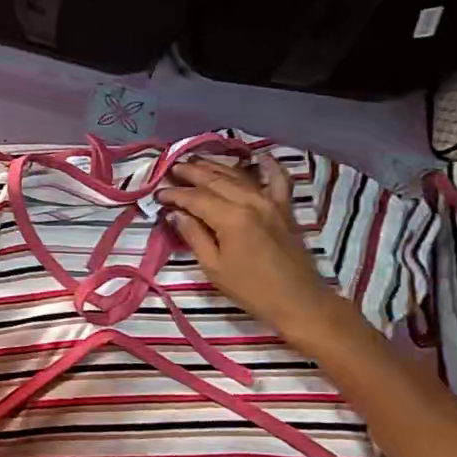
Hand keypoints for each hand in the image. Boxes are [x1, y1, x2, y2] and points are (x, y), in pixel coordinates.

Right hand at [156, 155, 345, 341]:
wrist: (298, 300)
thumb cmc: (250, 289)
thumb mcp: (213, 267)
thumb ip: (193, 236)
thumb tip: (175, 214)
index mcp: (230, 218)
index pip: (195, 198)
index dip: (174, 194)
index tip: (157, 194)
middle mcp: (251, 202)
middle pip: (216, 180)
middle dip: (191, 173)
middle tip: (172, 168)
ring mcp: (271, 201)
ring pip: (239, 175)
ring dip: (216, 166)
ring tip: (196, 161)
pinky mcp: (285, 207)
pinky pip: (277, 179)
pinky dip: (268, 165)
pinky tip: (258, 156)